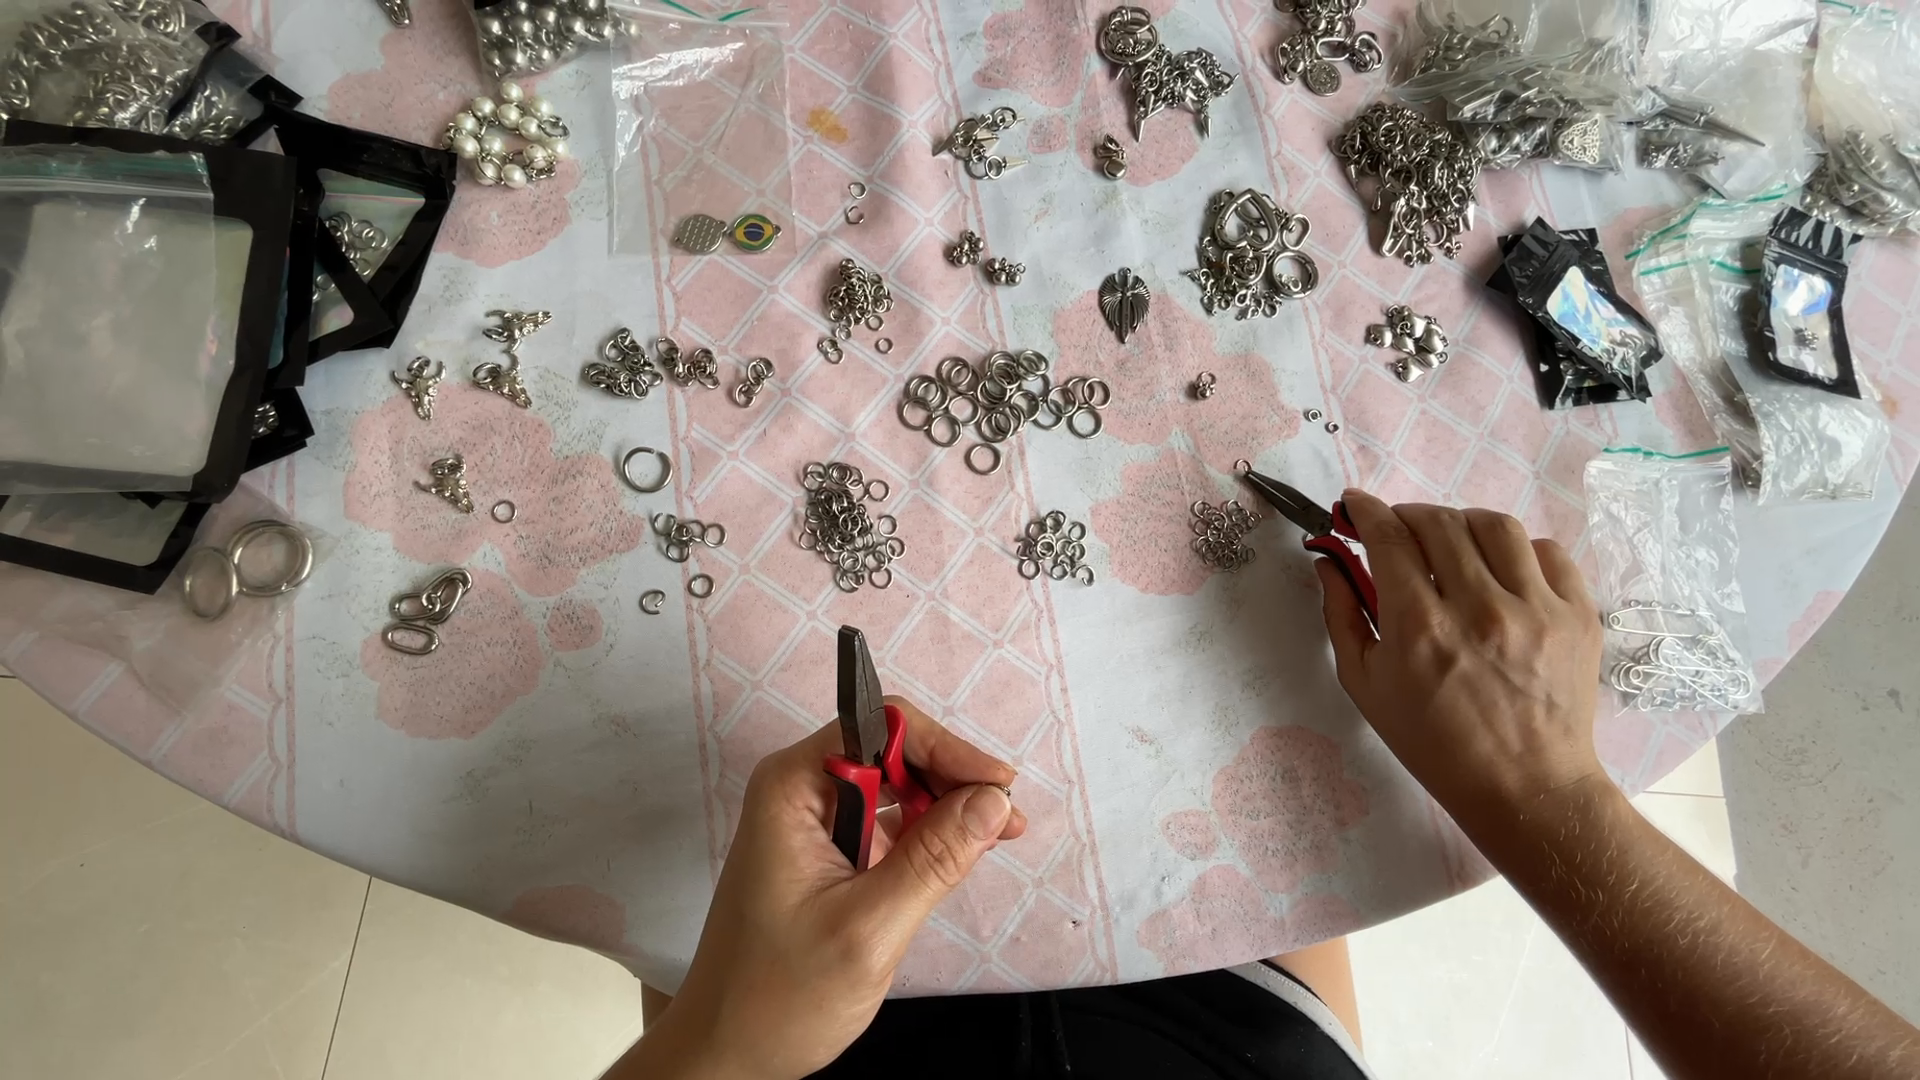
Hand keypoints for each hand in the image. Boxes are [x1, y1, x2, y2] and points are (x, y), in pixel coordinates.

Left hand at [632, 696, 1025, 1079]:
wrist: (725, 1053)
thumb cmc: (782, 996)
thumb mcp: (869, 928)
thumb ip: (934, 858)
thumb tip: (995, 799)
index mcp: (793, 785)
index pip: (883, 729)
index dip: (946, 749)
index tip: (999, 786)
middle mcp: (801, 785)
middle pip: (892, 750)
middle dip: (952, 779)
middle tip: (1007, 820)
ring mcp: (813, 815)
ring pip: (895, 782)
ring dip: (945, 805)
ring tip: (995, 836)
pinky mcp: (826, 845)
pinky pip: (885, 817)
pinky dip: (925, 830)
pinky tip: (958, 852)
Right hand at [1317, 491, 1606, 825]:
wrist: (1523, 785)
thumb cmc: (1428, 737)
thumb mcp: (1363, 681)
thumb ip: (1341, 614)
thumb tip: (1329, 560)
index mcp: (1418, 626)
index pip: (1389, 538)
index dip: (1367, 511)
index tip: (1355, 504)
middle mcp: (1479, 607)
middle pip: (1439, 521)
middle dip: (1407, 513)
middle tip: (1396, 528)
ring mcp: (1536, 608)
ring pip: (1495, 525)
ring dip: (1460, 522)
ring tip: (1449, 542)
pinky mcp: (1578, 615)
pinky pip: (1547, 551)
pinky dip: (1514, 549)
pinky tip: (1498, 570)